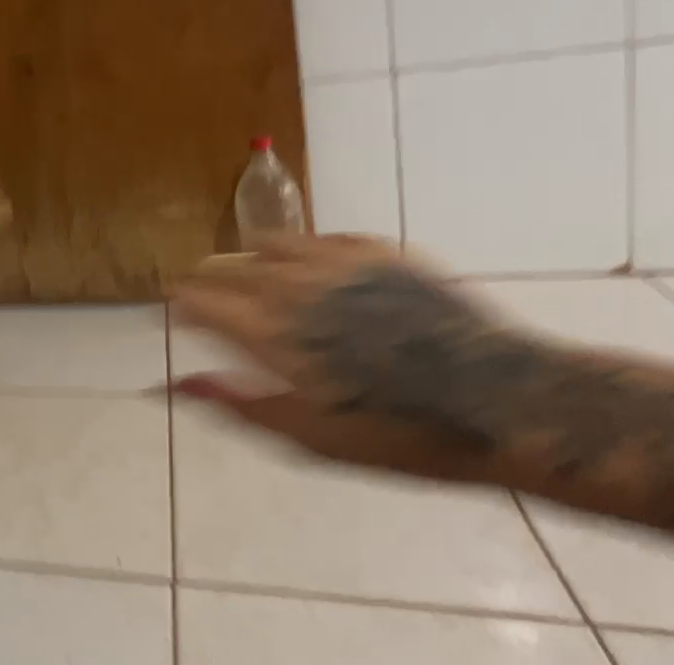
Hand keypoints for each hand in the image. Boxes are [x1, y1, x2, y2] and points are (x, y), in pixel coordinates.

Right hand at [168, 233, 549, 483]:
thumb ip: (234, 403)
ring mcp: (337, 262)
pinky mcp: (381, 251)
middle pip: (228, 267)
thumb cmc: (399, 433)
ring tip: (261, 280)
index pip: (199, 301)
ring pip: (272, 243)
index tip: (176, 314)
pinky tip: (316, 270)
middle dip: (210, 282)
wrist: (503, 403)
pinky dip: (305, 251)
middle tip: (212, 300)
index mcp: (269, 331)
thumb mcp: (307, 435)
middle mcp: (294, 285)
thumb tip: (170, 385)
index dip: (180, 306)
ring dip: (255, 261)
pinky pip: (323, 237)